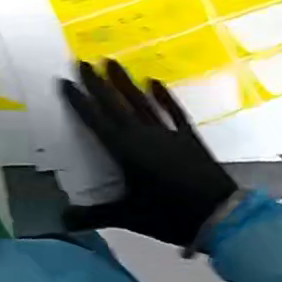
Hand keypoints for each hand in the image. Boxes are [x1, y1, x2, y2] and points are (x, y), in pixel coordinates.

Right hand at [60, 60, 237, 250]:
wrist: (221, 218)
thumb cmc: (168, 216)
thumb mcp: (125, 217)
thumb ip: (92, 216)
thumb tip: (61, 220)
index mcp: (123, 150)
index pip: (94, 120)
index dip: (78, 101)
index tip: (64, 81)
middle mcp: (142, 135)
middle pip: (114, 104)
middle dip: (96, 83)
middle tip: (82, 62)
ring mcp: (167, 134)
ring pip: (140, 102)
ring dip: (124, 82)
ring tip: (111, 62)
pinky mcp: (188, 139)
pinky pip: (174, 113)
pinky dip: (164, 97)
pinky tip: (154, 81)